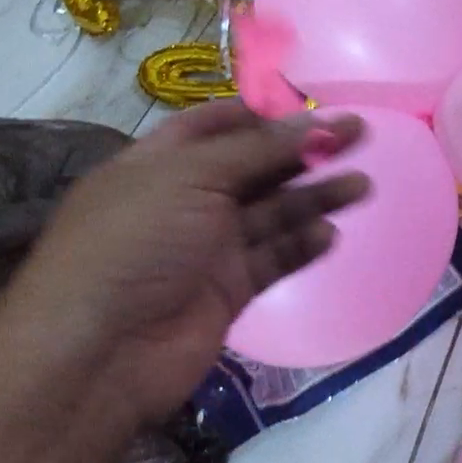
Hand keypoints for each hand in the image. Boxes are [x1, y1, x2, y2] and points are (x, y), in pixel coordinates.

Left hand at [0, 101, 369, 421]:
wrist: (99, 355)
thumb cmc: (132, 246)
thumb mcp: (191, 178)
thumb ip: (260, 149)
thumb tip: (318, 121)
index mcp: (158, 166)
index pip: (214, 126)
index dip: (263, 113)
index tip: (315, 106)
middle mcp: (184, 201)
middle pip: (256, 166)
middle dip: (306, 150)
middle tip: (359, 135)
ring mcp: (208, 247)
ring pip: (275, 211)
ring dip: (317, 196)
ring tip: (362, 186)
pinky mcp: (231, 288)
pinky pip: (276, 257)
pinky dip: (303, 244)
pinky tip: (328, 236)